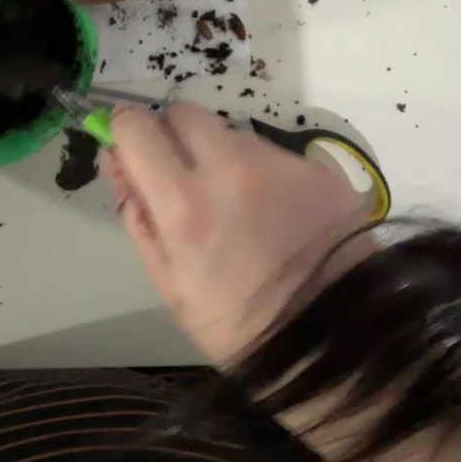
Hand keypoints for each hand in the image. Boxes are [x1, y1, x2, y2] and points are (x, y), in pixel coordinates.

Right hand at [104, 103, 370, 367]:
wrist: (342, 349)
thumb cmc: (240, 327)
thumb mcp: (170, 284)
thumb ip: (137, 214)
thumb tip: (118, 160)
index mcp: (184, 205)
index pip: (136, 127)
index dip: (127, 129)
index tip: (131, 143)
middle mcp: (229, 169)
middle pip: (183, 112)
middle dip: (172, 133)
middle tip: (182, 171)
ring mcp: (279, 165)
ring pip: (230, 131)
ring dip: (220, 153)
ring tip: (238, 202)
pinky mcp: (318, 169)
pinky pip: (273, 153)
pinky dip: (264, 173)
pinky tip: (278, 213)